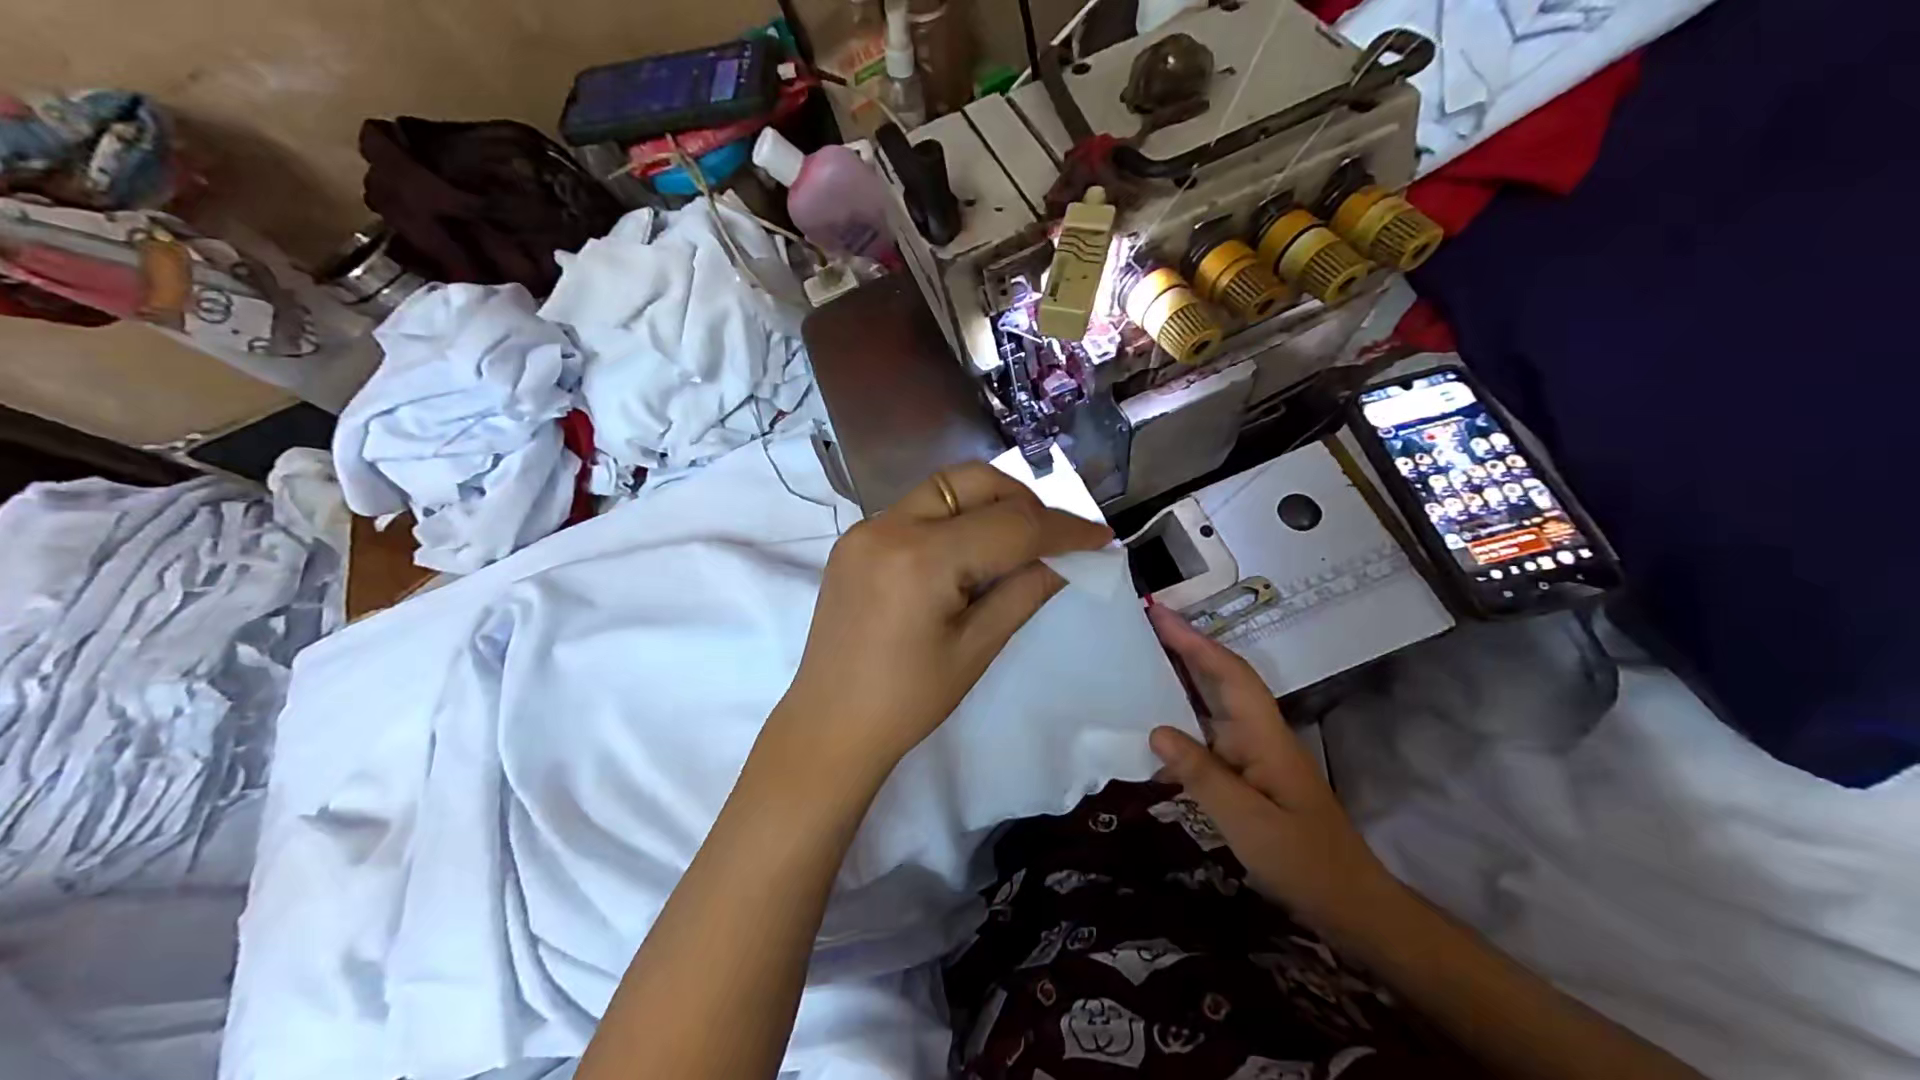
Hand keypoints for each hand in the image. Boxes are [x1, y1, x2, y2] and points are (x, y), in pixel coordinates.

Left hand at [774, 462, 1112, 783]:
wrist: (829, 725)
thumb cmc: (908, 702)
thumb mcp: (976, 648)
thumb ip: (1026, 591)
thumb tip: (1068, 560)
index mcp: (921, 558)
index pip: (1010, 525)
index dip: (1063, 530)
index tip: (1101, 537)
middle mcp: (888, 526)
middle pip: (974, 482)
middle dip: (1024, 502)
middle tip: (1055, 539)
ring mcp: (865, 529)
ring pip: (944, 488)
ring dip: (989, 505)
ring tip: (1018, 543)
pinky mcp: (854, 540)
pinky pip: (916, 510)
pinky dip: (954, 519)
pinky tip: (970, 554)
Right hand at [1146, 605, 1405, 938]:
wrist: (1350, 904)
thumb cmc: (1303, 860)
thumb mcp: (1248, 821)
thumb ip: (1202, 775)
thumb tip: (1156, 730)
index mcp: (1264, 736)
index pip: (1228, 674)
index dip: (1193, 642)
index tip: (1158, 614)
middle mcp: (1258, 735)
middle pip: (1221, 679)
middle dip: (1185, 648)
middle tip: (1142, 625)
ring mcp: (1253, 756)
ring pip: (1213, 705)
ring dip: (1181, 679)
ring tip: (1139, 662)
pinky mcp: (1247, 776)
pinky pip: (1207, 737)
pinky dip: (1180, 723)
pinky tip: (1153, 732)